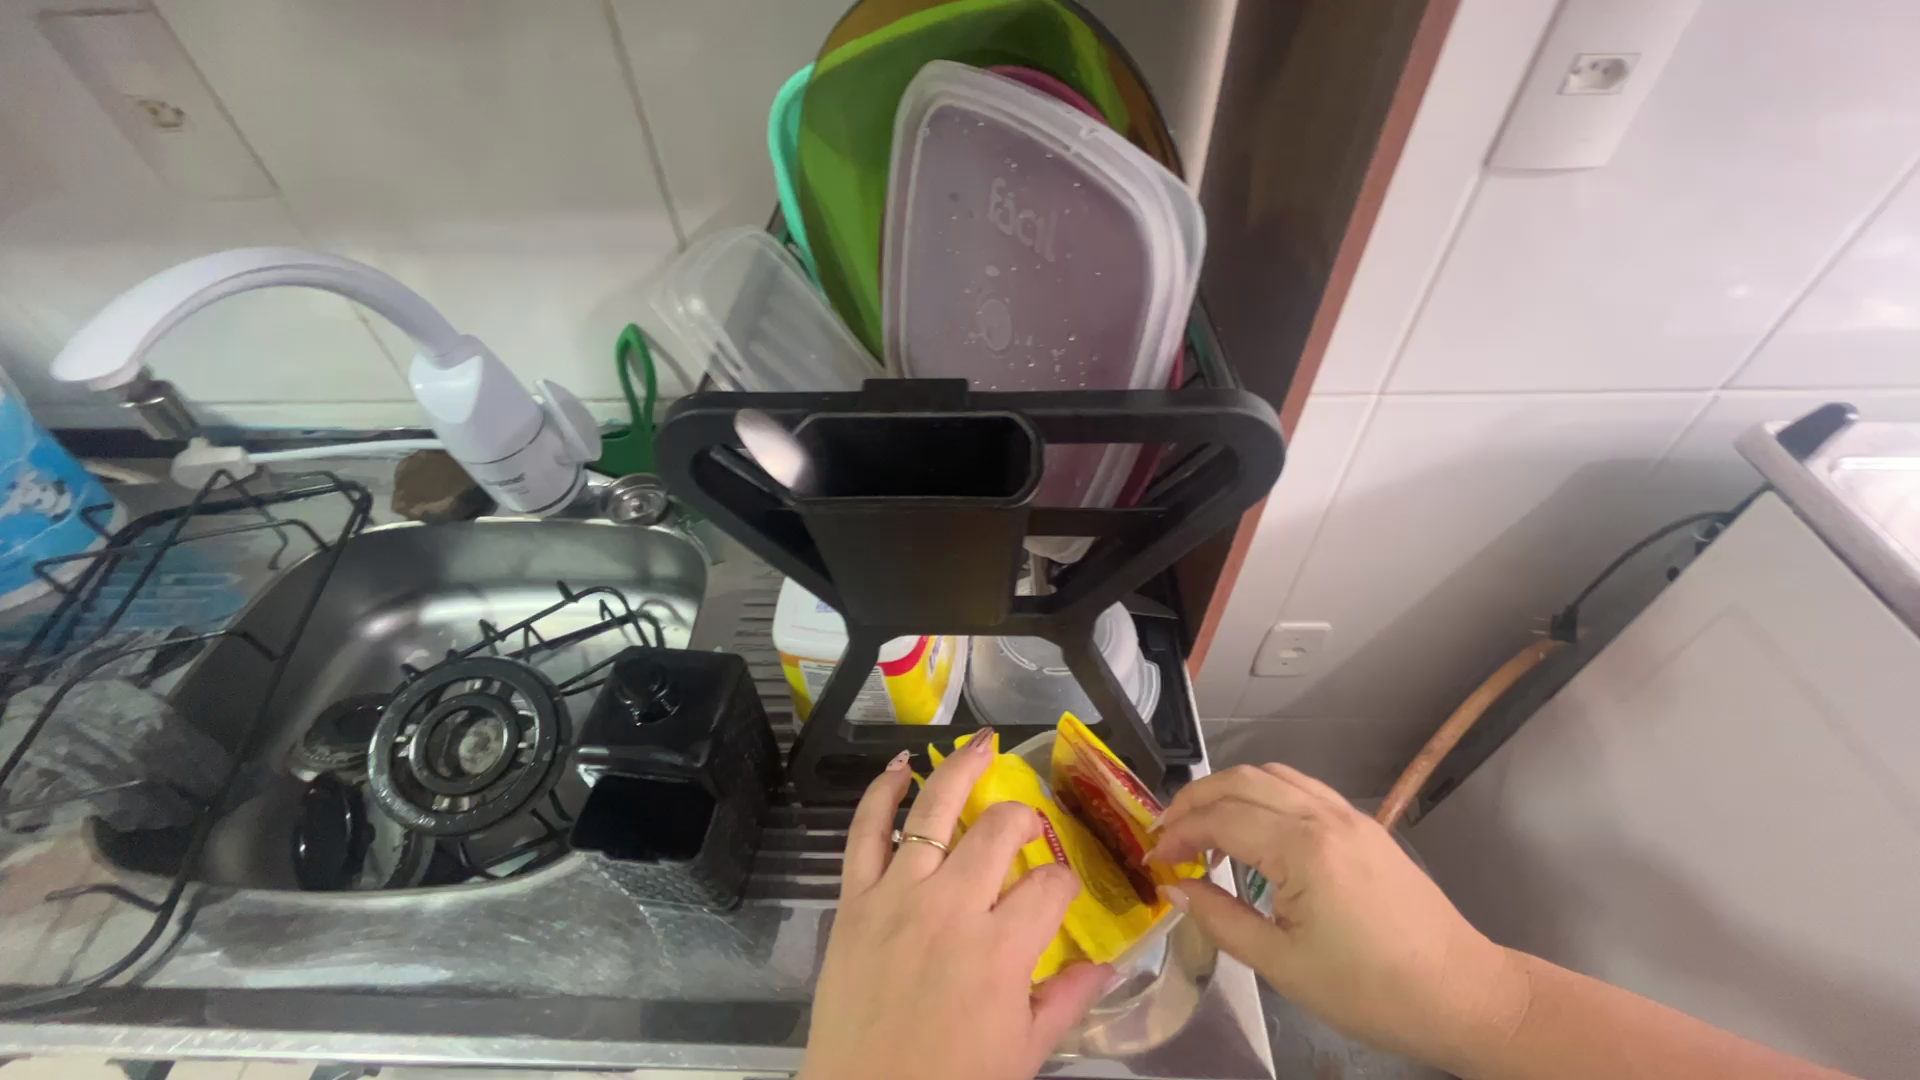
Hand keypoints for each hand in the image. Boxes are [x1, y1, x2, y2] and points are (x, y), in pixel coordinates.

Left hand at [798, 733, 1112, 1079]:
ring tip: (982, 745)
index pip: (1051, 886)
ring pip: (936, 811)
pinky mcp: (856, 898)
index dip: (1064, 880)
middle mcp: (952, 908)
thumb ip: (1068, 1000)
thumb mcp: (1024, 1054)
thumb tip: (1109, 965)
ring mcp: (899, 895)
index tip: (1061, 889)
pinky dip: (882, 792)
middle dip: (1023, 818)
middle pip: (999, 831)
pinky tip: (903, 767)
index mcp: (1000, 950)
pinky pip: (865, 831)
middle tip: (1027, 825)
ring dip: (962, 770)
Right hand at [1148, 763, 1528, 1071]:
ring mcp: (1346, 813)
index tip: (1155, 858)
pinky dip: (1261, 792)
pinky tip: (1253, 826)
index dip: (1179, 833)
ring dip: (1226, 791)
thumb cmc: (1371, 991)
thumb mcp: (1283, 966)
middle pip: (1238, 781)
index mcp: (1303, 850)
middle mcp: (1322, 816)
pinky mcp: (1361, 822)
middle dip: (1193, 800)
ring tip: (1203, 826)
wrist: (1465, 996)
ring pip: (1268, 774)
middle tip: (1167, 832)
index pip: (1220, 819)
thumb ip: (1219, 919)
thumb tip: (1173, 888)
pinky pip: (1298, 786)